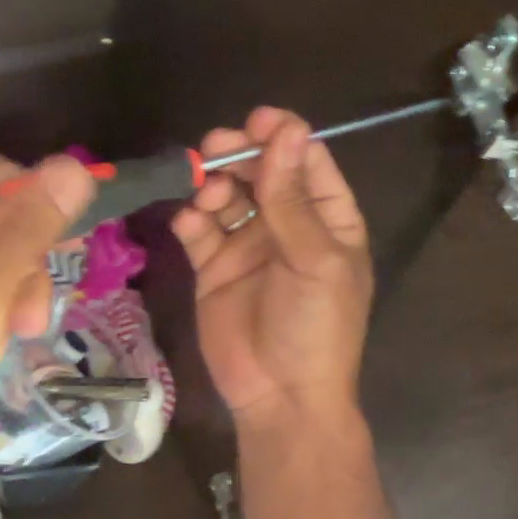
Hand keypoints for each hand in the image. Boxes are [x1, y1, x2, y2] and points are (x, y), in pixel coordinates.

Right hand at [171, 107, 372, 432]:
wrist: (281, 395)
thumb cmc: (314, 327)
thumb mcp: (315, 261)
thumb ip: (292, 199)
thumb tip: (287, 129)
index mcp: (328, 220)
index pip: (305, 161)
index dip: (282, 137)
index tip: (257, 123)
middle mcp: (287, 227)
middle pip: (261, 172)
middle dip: (239, 155)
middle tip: (215, 148)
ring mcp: (248, 248)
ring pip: (227, 197)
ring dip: (214, 186)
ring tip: (206, 195)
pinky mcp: (213, 270)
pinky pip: (200, 233)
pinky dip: (191, 220)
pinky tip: (189, 223)